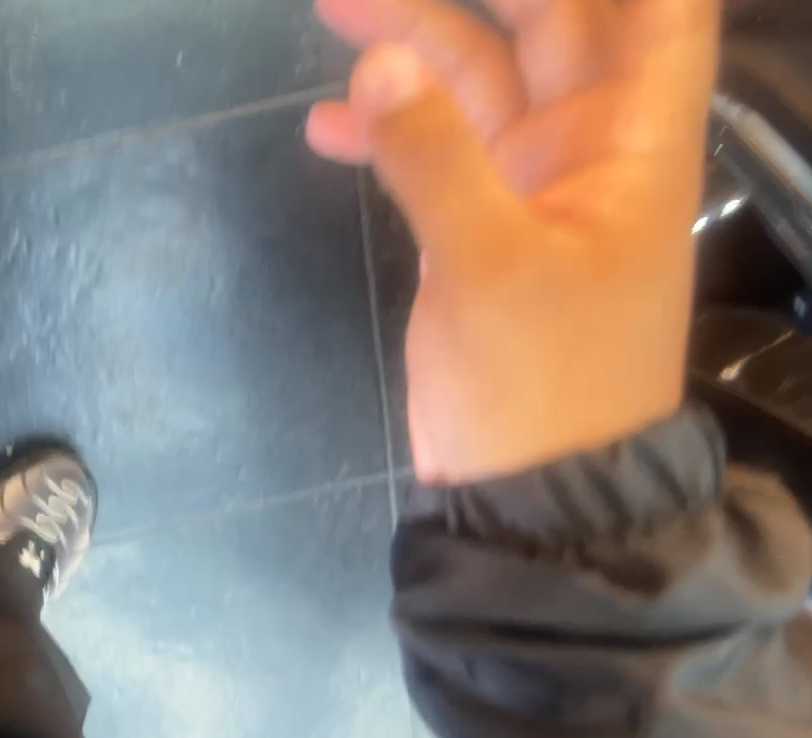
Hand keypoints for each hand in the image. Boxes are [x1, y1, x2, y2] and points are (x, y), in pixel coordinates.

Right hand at [306, 0, 720, 484]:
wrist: (528, 472)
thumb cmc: (536, 370)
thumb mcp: (488, 260)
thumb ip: (434, 157)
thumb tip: (377, 63)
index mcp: (625, 132)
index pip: (629, 3)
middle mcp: (580, 144)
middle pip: (530, 33)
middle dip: (450, 2)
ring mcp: (520, 190)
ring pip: (469, 94)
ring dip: (407, 62)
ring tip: (332, 25)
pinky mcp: (470, 235)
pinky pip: (428, 163)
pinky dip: (383, 142)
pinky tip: (328, 129)